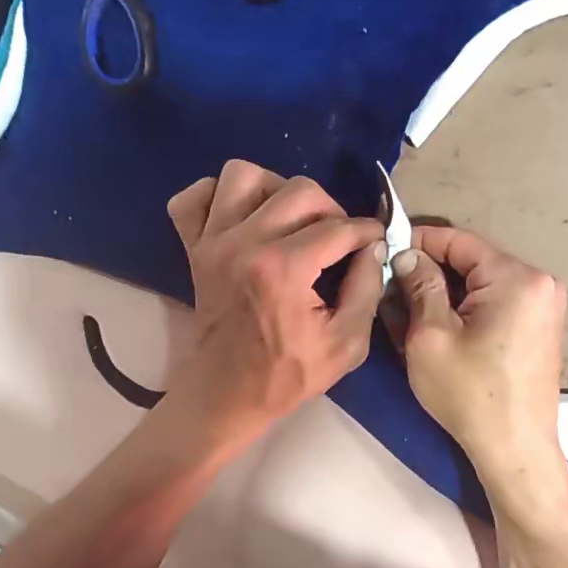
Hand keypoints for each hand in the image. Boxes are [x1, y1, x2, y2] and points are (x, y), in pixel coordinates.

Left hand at [165, 160, 385, 442]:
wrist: (226, 393)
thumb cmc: (287, 374)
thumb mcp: (346, 344)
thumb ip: (367, 288)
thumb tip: (373, 247)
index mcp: (283, 270)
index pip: (338, 227)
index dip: (367, 232)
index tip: (375, 241)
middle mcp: (244, 243)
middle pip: (299, 189)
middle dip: (330, 208)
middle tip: (336, 236)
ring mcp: (213, 241)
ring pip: (242, 175)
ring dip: (274, 189)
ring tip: (288, 219)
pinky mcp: (193, 247)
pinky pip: (192, 199)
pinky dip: (215, 196)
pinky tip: (240, 216)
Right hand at [385, 225, 565, 468]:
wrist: (515, 450)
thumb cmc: (469, 393)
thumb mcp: (430, 335)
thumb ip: (419, 285)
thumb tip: (408, 255)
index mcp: (517, 278)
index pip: (459, 240)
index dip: (418, 241)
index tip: (386, 247)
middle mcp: (539, 283)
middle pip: (471, 261)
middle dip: (430, 270)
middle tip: (391, 284)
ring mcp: (543, 306)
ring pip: (480, 283)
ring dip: (444, 291)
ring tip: (407, 307)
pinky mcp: (539, 327)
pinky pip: (494, 302)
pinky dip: (464, 307)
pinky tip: (437, 324)